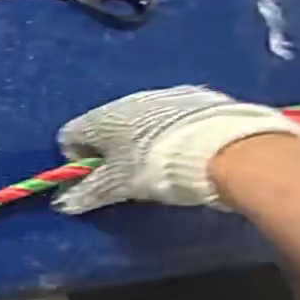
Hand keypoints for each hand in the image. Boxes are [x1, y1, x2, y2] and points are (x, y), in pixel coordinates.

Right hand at [54, 86, 299, 214]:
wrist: (235, 150)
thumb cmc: (157, 167)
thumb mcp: (117, 187)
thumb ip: (86, 193)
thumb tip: (63, 204)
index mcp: (96, 120)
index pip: (70, 139)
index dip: (79, 160)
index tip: (97, 177)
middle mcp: (124, 101)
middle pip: (106, 127)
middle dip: (113, 147)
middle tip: (131, 170)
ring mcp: (166, 95)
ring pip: (142, 119)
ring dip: (144, 137)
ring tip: (166, 158)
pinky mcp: (205, 96)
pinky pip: (178, 114)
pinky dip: (176, 129)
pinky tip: (192, 146)